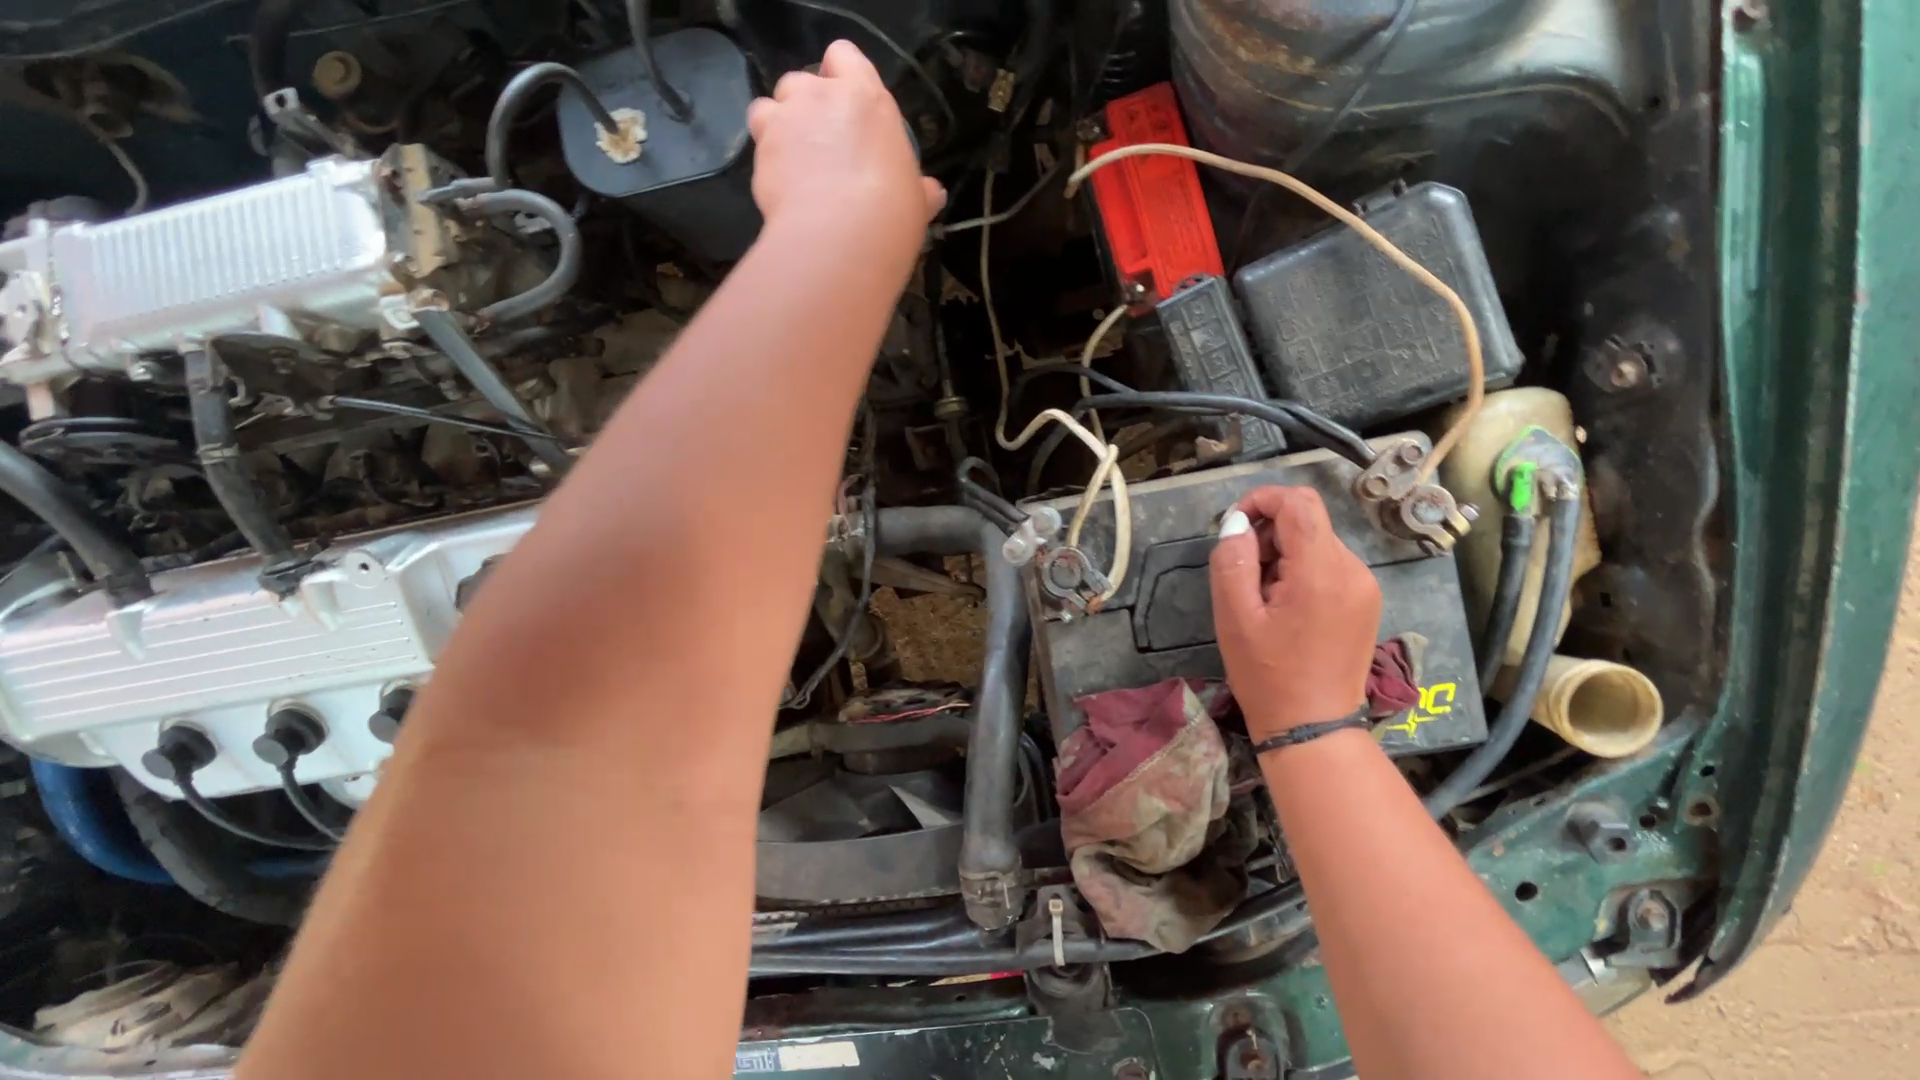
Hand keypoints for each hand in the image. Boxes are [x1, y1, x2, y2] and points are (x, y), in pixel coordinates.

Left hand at [746, 41, 944, 254]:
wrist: (842, 237)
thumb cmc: (892, 211)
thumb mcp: (917, 199)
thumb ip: (919, 188)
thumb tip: (932, 193)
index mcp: (865, 97)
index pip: (844, 56)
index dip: (841, 76)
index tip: (845, 104)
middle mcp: (820, 97)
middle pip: (800, 82)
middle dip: (805, 107)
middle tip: (821, 145)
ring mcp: (785, 121)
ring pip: (768, 107)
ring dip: (777, 128)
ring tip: (793, 165)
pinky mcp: (760, 151)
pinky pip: (758, 145)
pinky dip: (767, 162)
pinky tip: (783, 190)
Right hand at [1210, 486, 1382, 742]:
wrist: (1313, 727)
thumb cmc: (1267, 675)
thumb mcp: (1234, 617)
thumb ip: (1232, 561)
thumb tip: (1237, 525)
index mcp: (1320, 571)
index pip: (1298, 503)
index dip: (1262, 500)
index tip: (1234, 527)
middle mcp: (1352, 570)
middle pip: (1307, 522)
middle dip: (1268, 535)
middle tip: (1243, 576)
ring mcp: (1364, 586)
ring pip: (1317, 544)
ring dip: (1283, 556)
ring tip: (1263, 599)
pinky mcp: (1366, 602)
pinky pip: (1329, 566)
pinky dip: (1302, 572)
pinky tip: (1286, 609)